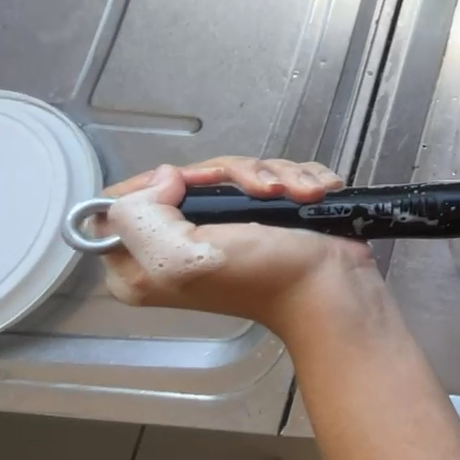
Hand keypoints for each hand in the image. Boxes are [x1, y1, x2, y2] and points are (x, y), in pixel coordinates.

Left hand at [97, 157, 384, 338]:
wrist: (335, 287)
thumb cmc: (263, 277)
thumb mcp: (182, 256)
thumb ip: (140, 217)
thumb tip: (164, 177)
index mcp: (142, 260)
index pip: (124, 199)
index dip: (162, 183)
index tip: (205, 187)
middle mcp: (181, 240)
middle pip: (192, 178)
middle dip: (240, 174)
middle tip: (269, 192)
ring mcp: (233, 226)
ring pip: (242, 173)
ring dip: (281, 175)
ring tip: (304, 195)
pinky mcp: (274, 216)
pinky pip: (279, 176)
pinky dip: (302, 178)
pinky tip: (316, 193)